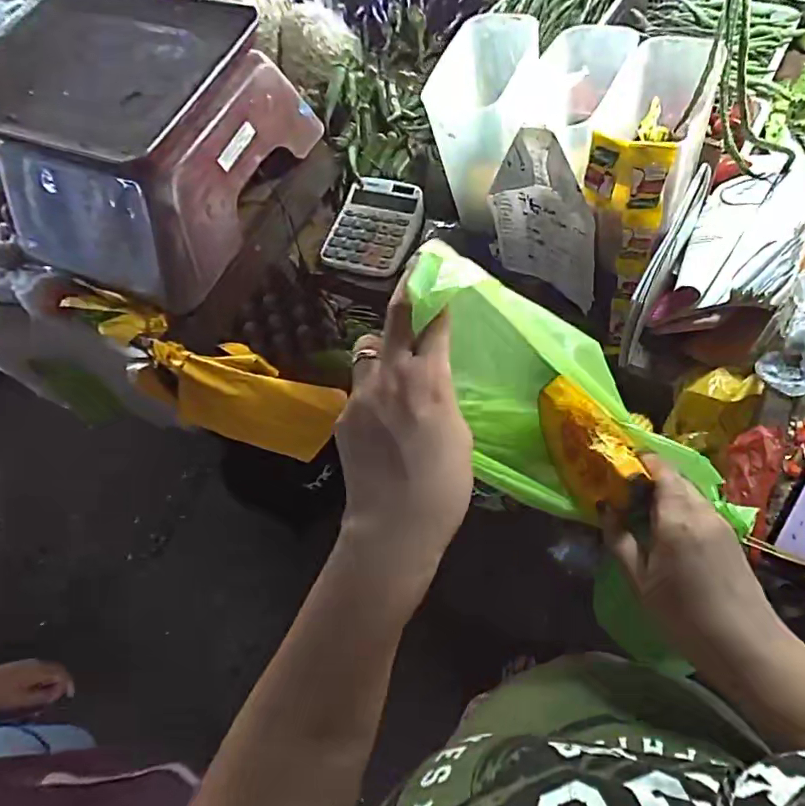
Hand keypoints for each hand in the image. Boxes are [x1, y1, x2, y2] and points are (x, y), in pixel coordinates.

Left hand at [0, 659, 74, 714]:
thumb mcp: (23, 701)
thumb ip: (44, 696)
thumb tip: (58, 692)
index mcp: (39, 669)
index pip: (62, 674)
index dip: (68, 685)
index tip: (68, 698)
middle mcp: (34, 663)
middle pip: (55, 670)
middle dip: (60, 684)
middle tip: (57, 699)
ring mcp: (23, 665)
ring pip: (44, 672)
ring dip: (48, 684)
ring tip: (43, 699)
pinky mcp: (13, 669)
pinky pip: (34, 673)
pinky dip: (38, 683)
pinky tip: (30, 694)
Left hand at [335, 285, 471, 559]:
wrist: (393, 526)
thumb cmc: (443, 487)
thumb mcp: (460, 436)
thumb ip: (443, 399)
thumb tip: (433, 384)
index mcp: (428, 381)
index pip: (432, 323)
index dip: (438, 297)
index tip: (441, 278)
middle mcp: (390, 377)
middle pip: (392, 319)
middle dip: (405, 294)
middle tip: (412, 280)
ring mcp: (360, 395)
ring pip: (367, 352)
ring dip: (382, 349)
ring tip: (394, 364)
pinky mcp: (344, 417)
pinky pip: (359, 389)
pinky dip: (372, 389)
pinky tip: (382, 414)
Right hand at [601, 456, 785, 660]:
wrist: (743, 643)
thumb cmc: (683, 615)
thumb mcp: (640, 581)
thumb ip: (620, 541)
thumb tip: (606, 509)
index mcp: (677, 518)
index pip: (661, 470)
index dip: (640, 461)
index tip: (618, 467)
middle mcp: (701, 512)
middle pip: (676, 480)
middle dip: (650, 479)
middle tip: (623, 493)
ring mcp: (720, 523)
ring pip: (690, 494)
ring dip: (666, 495)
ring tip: (641, 513)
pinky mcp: (730, 537)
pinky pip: (700, 510)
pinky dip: (681, 509)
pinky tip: (667, 531)